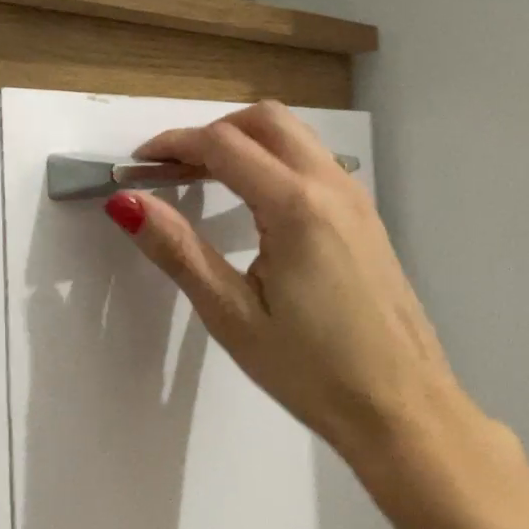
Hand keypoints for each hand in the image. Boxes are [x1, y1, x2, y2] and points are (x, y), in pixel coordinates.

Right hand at [104, 101, 465, 458]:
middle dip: (213, 130)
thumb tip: (125, 203)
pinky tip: (256, 206)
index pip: (223, 144)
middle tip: (175, 168)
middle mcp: (331, 186)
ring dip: (247, 140)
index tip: (138, 165)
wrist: (403, 408)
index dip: (173, 144)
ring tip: (208, 180)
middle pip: (265, 120)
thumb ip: (179, 250)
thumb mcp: (233, 315)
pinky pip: (316, 162)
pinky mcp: (367, 218)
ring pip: (296, 135)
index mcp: (295, 206)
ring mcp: (356, 199)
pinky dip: (276, 159)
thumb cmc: (312, 371)